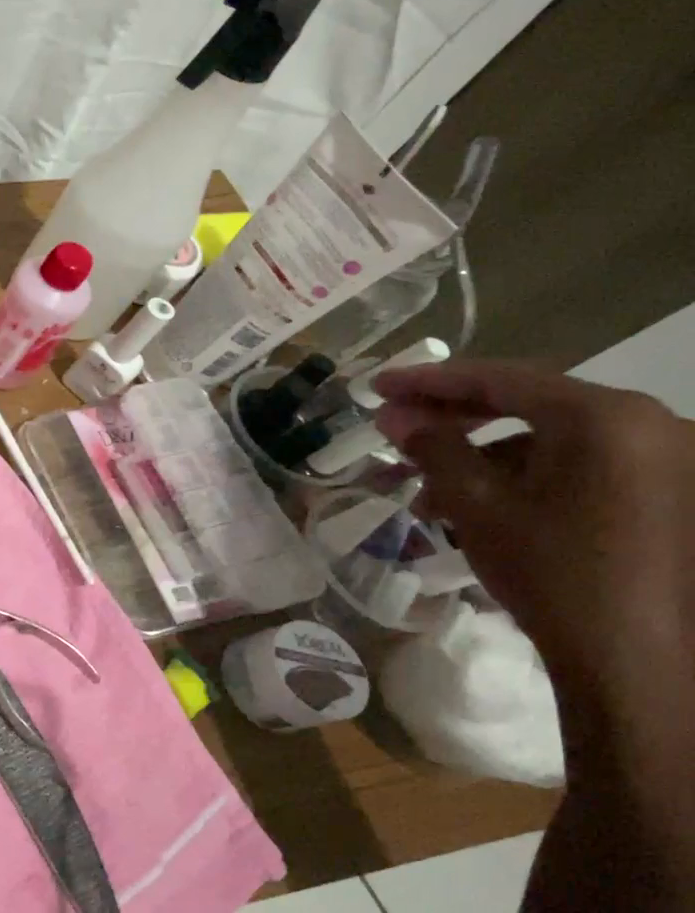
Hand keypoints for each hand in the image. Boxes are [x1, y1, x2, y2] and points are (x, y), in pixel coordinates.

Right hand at [373, 361, 694, 699]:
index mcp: (605, 417)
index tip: (376, 387)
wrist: (641, 662)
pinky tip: (487, 505)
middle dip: (456, 416)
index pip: (500, 378)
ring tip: (432, 486)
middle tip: (397, 428)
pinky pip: (589, 465)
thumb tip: (397, 417)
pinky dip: (532, 475)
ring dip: (489, 453)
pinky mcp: (677, 497)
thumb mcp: (475, 504)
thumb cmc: (553, 571)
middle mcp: (654, 425)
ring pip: (558, 438)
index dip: (428, 380)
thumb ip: (433, 448)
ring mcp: (674, 462)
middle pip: (532, 403)